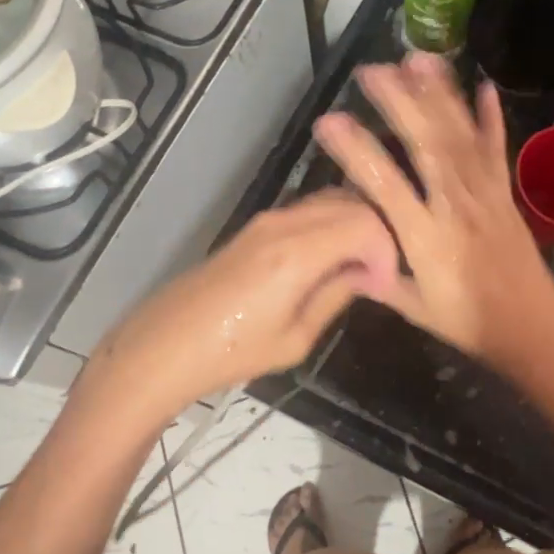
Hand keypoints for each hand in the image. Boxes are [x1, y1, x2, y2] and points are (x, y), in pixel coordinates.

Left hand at [99, 189, 399, 412]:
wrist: (165, 344)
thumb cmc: (233, 353)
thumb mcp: (297, 338)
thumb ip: (336, 295)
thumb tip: (367, 273)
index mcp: (297, 252)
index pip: (365, 223)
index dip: (387, 249)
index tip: (387, 283)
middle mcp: (285, 223)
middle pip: (351, 203)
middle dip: (378, 232)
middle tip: (383, 272)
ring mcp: (268, 219)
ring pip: (331, 200)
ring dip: (356, 224)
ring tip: (362, 265)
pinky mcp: (257, 226)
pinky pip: (309, 210)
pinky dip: (333, 223)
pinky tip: (334, 257)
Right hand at [312, 52, 553, 366]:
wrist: (529, 324)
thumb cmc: (467, 320)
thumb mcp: (414, 308)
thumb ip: (379, 278)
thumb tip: (342, 252)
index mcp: (427, 237)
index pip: (386, 186)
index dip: (357, 152)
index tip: (329, 121)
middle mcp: (456, 206)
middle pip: (427, 144)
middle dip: (400, 102)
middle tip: (372, 70)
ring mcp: (485, 193)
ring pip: (460, 136)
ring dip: (440, 95)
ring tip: (418, 59)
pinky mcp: (504, 191)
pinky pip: (497, 148)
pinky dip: (491, 117)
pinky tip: (484, 87)